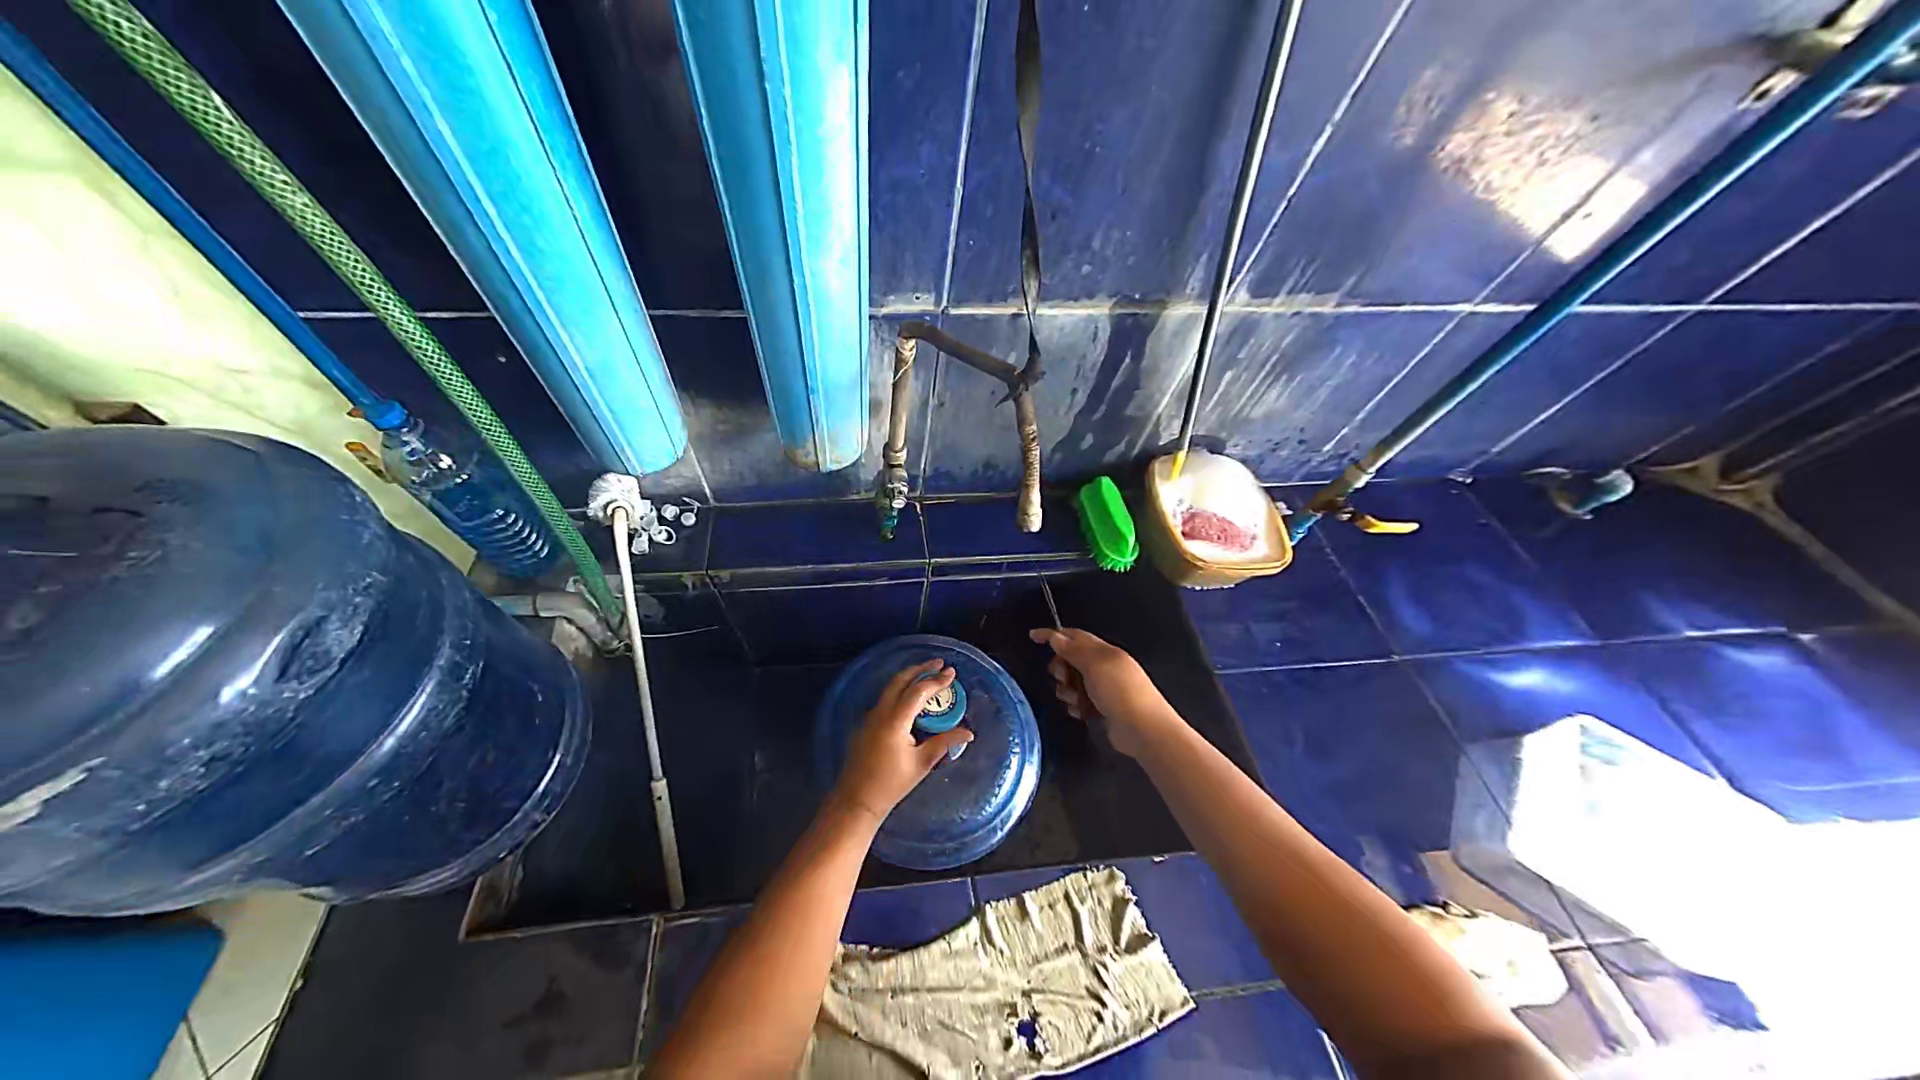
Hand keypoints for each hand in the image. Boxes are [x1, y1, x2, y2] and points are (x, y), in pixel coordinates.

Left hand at [833, 660, 974, 821]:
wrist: (857, 799)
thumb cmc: (891, 784)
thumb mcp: (922, 763)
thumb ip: (944, 743)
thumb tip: (968, 733)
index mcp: (895, 720)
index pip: (918, 691)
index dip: (936, 680)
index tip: (951, 673)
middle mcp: (880, 712)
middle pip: (900, 680)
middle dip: (920, 669)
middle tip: (939, 664)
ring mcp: (870, 717)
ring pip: (890, 688)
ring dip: (910, 678)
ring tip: (928, 675)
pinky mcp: (866, 724)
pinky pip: (885, 699)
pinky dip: (901, 691)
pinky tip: (911, 699)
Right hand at [1028, 628, 1184, 757]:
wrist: (1143, 729)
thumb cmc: (1120, 691)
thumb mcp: (1095, 665)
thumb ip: (1074, 650)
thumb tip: (1056, 636)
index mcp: (1104, 651)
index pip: (1074, 636)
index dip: (1054, 634)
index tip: (1032, 637)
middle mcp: (1103, 667)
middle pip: (1070, 660)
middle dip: (1061, 667)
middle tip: (1063, 677)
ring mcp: (1102, 689)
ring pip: (1072, 683)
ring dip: (1067, 690)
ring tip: (1075, 700)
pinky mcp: (1100, 709)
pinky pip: (1079, 702)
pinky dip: (1076, 706)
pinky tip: (1081, 713)